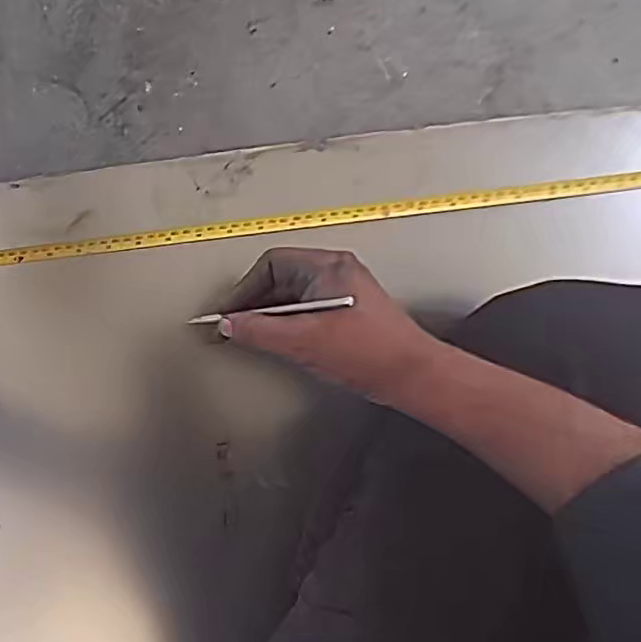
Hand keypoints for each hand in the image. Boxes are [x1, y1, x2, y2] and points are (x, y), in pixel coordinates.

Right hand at [217, 247, 448, 399]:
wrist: (412, 376)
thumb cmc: (373, 352)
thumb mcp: (303, 340)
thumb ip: (259, 330)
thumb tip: (229, 324)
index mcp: (329, 267)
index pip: (270, 265)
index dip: (243, 290)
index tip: (228, 313)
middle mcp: (335, 273)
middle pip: (277, 279)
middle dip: (252, 303)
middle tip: (233, 325)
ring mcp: (340, 293)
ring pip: (288, 296)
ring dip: (266, 315)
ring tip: (251, 335)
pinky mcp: (342, 313)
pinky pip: (300, 310)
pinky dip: (282, 324)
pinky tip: (275, 341)